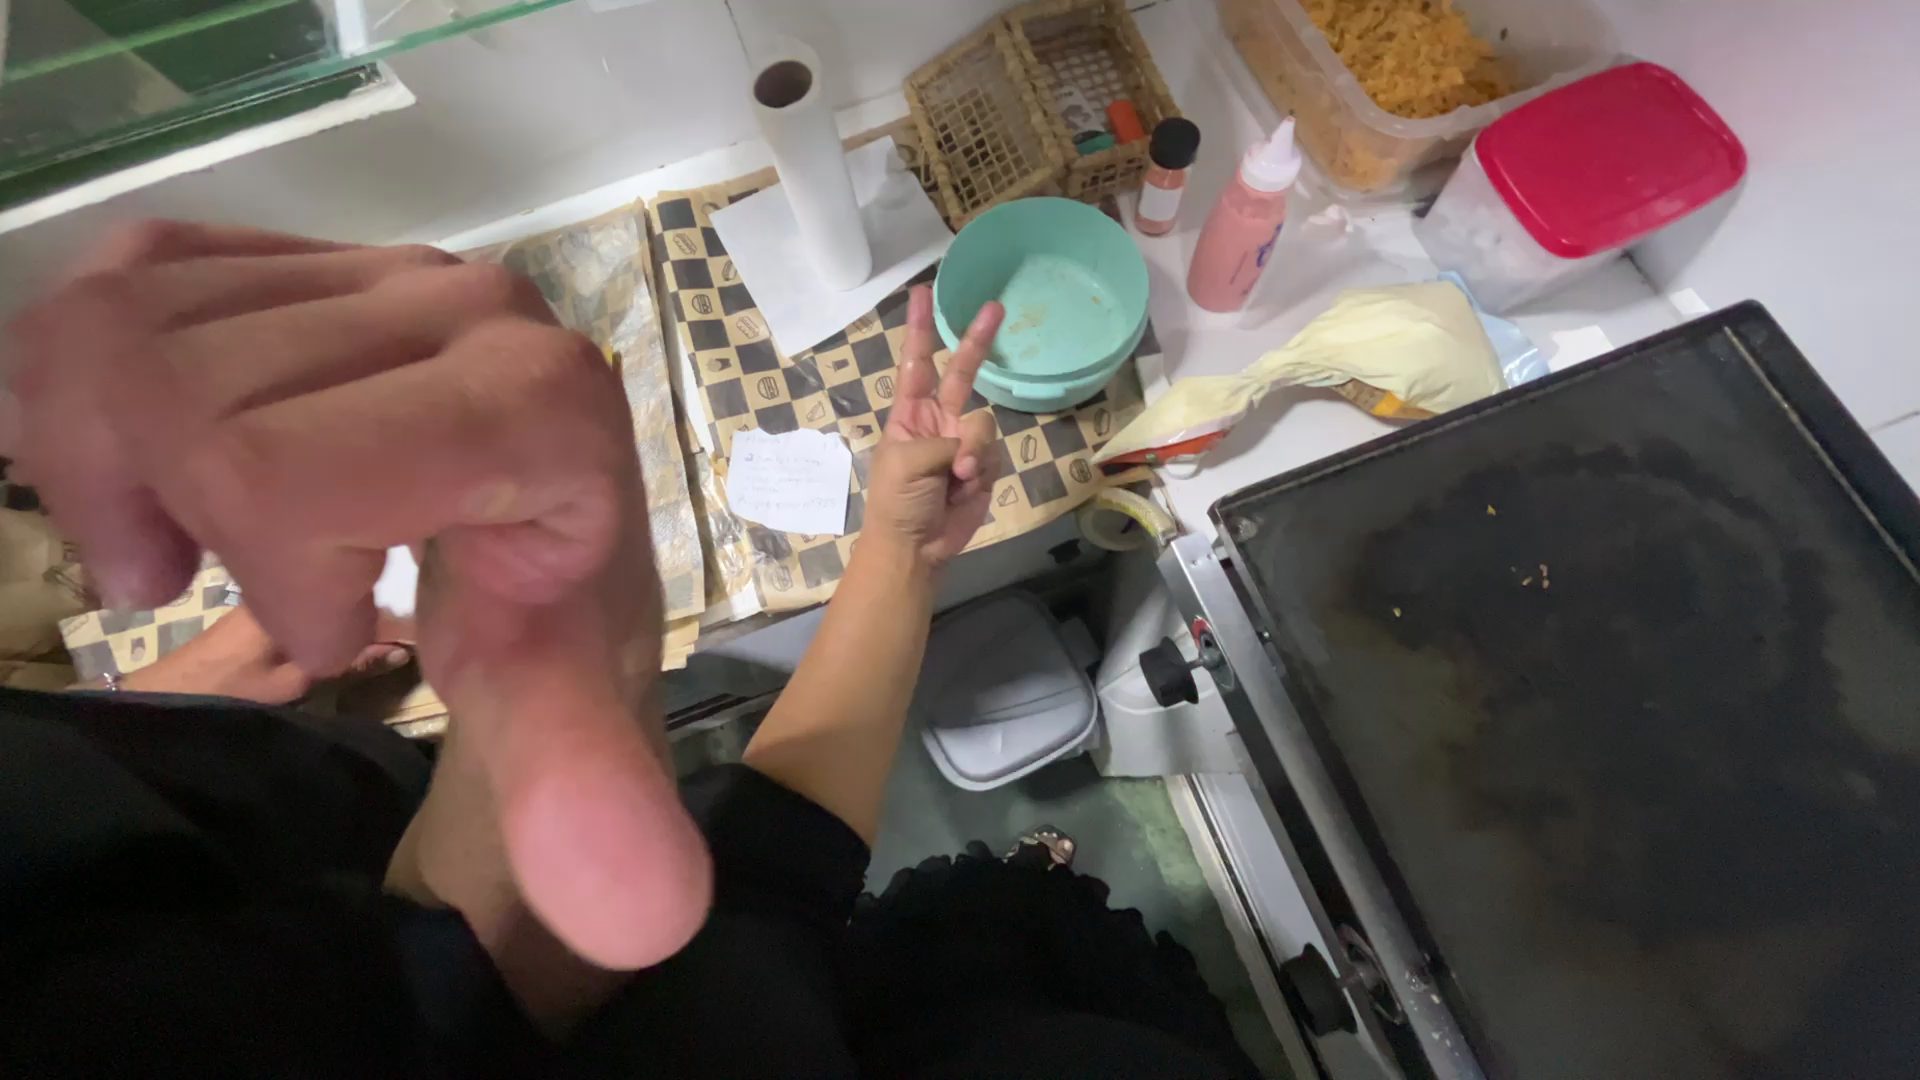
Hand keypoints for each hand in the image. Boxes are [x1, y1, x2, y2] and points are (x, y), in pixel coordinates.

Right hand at [2, 222, 709, 972]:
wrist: (547, 550)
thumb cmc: (555, 625)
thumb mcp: (562, 713)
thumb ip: (597, 797)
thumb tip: (653, 921)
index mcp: (545, 405)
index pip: (286, 467)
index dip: (282, 574)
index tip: (351, 624)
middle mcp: (481, 310)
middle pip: (186, 393)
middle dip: (194, 526)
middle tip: (261, 588)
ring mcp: (402, 270)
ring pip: (128, 331)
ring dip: (126, 469)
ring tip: (215, 545)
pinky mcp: (330, 261)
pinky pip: (135, 284)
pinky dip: (100, 391)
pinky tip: (183, 468)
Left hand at [864, 285, 1004, 566]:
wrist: (916, 547)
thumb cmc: (896, 501)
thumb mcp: (906, 462)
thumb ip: (943, 440)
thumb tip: (972, 448)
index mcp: (909, 413)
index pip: (915, 362)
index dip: (919, 329)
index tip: (922, 294)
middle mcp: (939, 420)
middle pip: (962, 372)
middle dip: (977, 341)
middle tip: (995, 307)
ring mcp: (964, 442)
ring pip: (984, 424)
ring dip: (975, 450)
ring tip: (959, 476)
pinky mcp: (984, 466)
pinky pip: (995, 453)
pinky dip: (983, 470)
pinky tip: (967, 487)